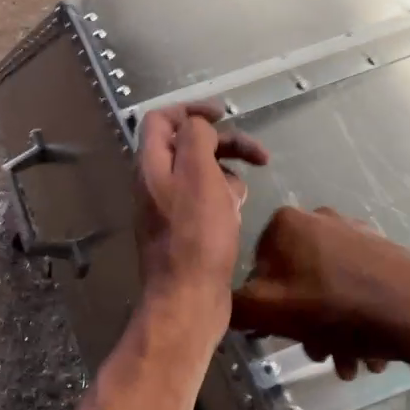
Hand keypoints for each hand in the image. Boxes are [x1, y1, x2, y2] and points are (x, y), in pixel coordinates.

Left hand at [134, 103, 268, 334]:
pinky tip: (238, 213)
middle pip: (187, 146)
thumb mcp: (199, 173)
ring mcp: (167, 209)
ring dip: (226, 174)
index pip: (161, 119)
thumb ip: (196, 138)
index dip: (191, 109)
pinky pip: (205, 202)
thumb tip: (198, 127)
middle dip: (223, 144)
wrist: (188, 299)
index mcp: (151, 164)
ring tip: (245, 191)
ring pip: (200, 174)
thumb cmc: (196, 234)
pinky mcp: (184, 232)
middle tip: (259, 154)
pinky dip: (223, 200)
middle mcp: (154, 182)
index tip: (223, 114)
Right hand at [231, 207, 409, 379]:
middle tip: (324, 357)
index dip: (272, 307)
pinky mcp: (385, 250)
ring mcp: (355, 231)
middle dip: (309, 324)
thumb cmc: (336, 308)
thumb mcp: (270, 311)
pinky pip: (359, 283)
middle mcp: (317, 216)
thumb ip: (234, 305)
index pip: (261, 268)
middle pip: (299, 279)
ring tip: (355, 363)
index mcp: (285, 222)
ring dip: (336, 327)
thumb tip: (214, 300)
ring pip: (330, 285)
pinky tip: (371, 348)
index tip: (290, 338)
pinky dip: (358, 314)